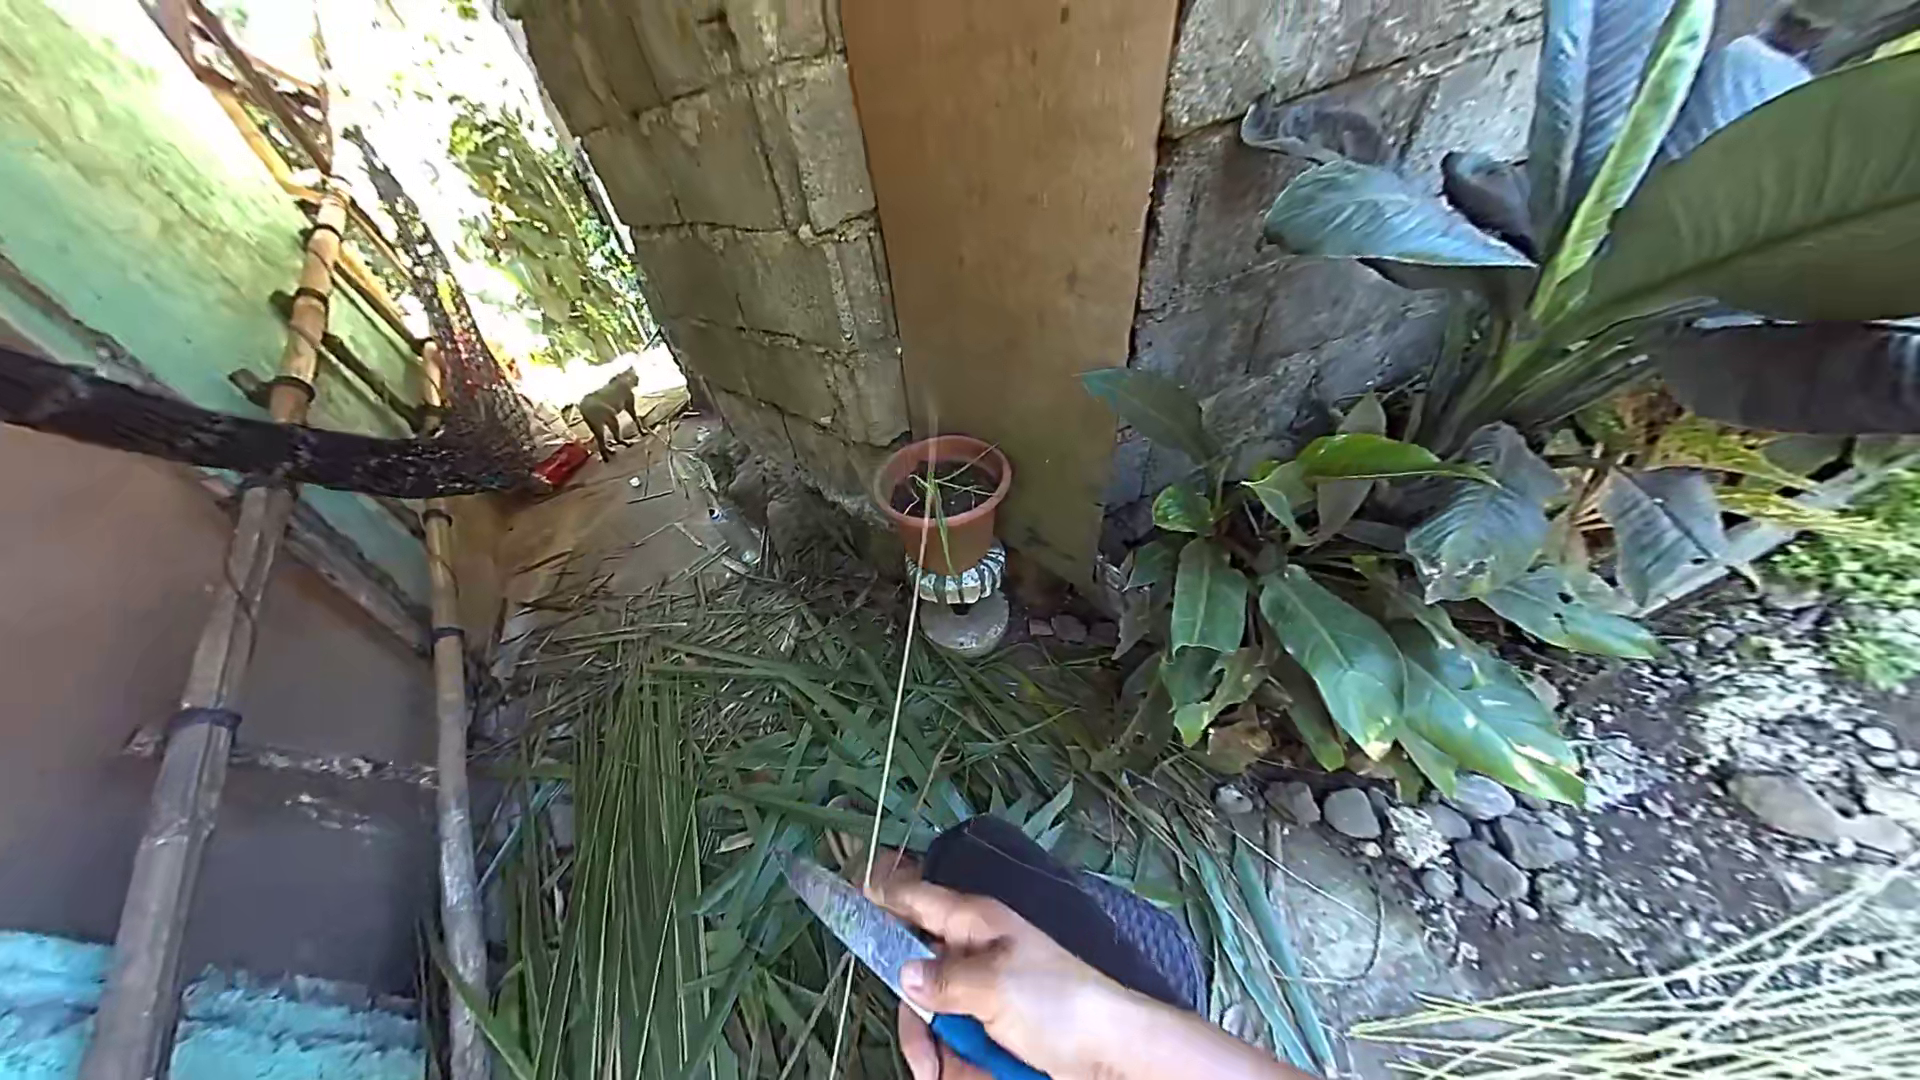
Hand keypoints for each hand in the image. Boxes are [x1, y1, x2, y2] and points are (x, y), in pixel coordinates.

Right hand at [870, 873, 1137, 1079]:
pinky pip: (951, 1041)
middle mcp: (971, 950)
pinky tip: (958, 1076)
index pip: (918, 896)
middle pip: (915, 968)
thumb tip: (903, 971)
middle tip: (924, 1057)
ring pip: (929, 1012)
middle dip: (912, 1013)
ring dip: (930, 1048)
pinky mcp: (987, 1028)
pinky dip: (949, 1063)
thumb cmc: (1056, 1002)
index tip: (853, 885)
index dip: (886, 890)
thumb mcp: (996, 987)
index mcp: (974, 921)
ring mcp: (979, 991)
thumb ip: (944, 979)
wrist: (1111, 1052)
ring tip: (941, 1075)